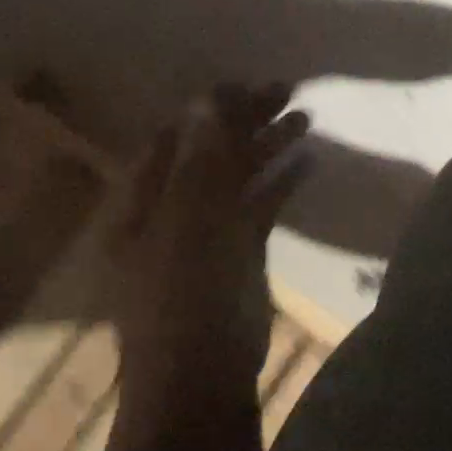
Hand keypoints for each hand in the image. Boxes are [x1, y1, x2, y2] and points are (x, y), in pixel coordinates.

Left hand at [109, 85, 313, 377]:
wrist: (204, 369)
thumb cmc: (184, 288)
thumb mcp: (189, 215)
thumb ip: (202, 155)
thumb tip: (207, 96)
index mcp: (142, 203)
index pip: (172, 140)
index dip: (206, 108)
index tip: (245, 81)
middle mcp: (170, 211)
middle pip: (210, 153)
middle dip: (246, 120)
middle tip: (287, 88)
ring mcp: (207, 232)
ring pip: (239, 176)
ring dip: (269, 145)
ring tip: (305, 115)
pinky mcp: (240, 251)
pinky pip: (261, 205)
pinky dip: (282, 181)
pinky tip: (309, 159)